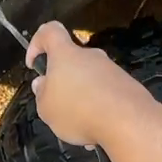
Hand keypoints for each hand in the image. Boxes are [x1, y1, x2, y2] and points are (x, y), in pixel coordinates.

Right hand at [26, 20, 161, 147]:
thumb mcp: (46, 109)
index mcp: (65, 55)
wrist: (127, 120)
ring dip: (80, 99)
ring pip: (88, 80)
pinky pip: (104, 93)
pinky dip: (97, 108)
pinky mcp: (126, 84)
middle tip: (57, 106)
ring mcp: (110, 69)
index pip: (49, 32)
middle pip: (70, 62)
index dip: (37, 43)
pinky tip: (97, 130)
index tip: (33, 64)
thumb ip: (41, 94)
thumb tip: (43, 83)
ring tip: (79, 125)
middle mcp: (89, 56)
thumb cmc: (78, 110)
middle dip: (61, 83)